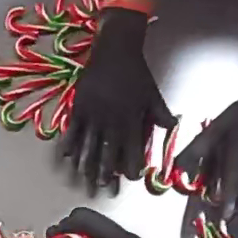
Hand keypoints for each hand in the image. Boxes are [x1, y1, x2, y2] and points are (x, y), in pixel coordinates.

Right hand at [59, 8, 175, 194]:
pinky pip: (72, 130)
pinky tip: (65, 158)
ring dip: (86, 164)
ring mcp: (93, 114)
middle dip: (106, 171)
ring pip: (88, 145)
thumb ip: (161, 113)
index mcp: (131, 118)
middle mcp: (112, 119)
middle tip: (103, 188)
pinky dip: (68, 144)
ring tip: (82, 178)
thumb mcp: (152, 93)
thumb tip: (172, 127)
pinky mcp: (79, 108)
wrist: (115, 49)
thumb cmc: (136, 73)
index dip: (133, 164)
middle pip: (108, 151)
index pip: (133, 147)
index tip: (132, 178)